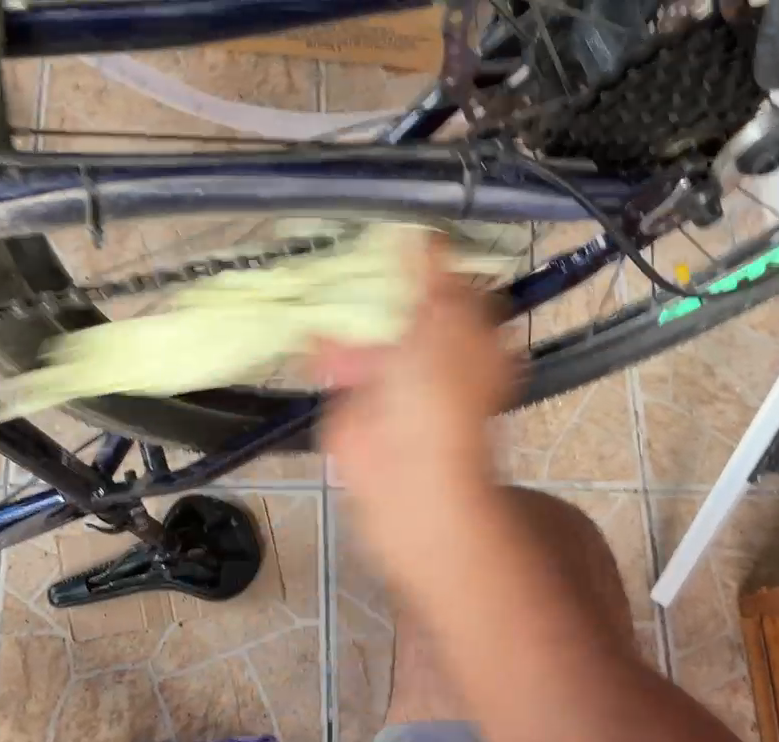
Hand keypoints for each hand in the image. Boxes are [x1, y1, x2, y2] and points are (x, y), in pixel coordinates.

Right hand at [309, 232, 519, 584]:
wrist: (402, 474)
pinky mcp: (353, 403)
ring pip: (368, 336)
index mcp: (471, 338)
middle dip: (382, 286)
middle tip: (355, 250)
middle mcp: (434, 357)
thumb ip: (430, 275)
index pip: (454, 289)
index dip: (432, 263)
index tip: (403, 230)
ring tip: (323, 281)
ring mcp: (392, 381)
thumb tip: (424, 232)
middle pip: (406, 310)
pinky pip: (338, 365)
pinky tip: (308, 328)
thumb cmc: (438, 398)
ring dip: (347, 316)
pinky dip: (322, 348)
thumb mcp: (443, 320)